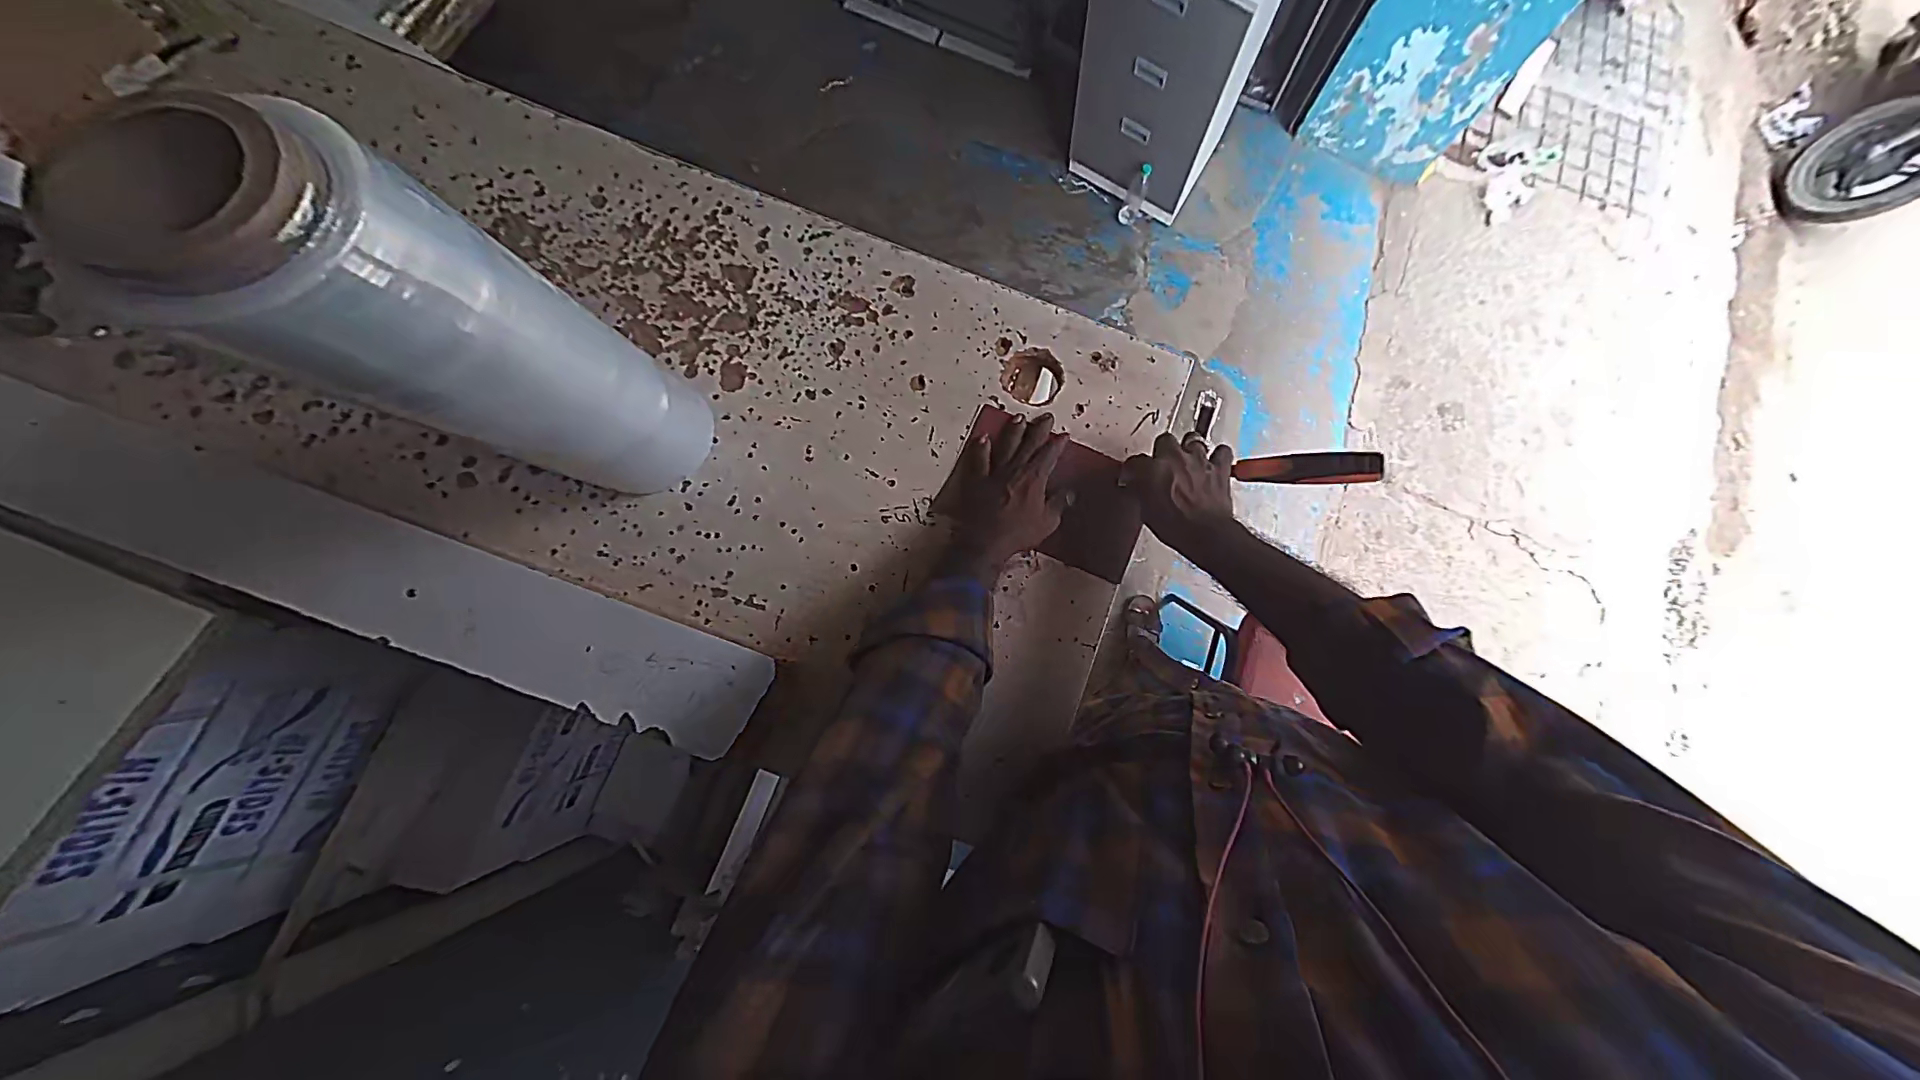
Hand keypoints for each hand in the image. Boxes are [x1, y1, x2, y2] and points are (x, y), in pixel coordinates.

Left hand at [940, 412, 1071, 577]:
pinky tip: (983, 438)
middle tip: (1045, 419)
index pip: (1049, 455)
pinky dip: (981, 447)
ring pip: (1006, 445)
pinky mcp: (977, 480)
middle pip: (1029, 443)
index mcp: (1034, 479)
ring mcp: (994, 473)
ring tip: (1019, 420)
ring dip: (1014, 431)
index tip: (1062, 436)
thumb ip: (1058, 505)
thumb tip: (1068, 495)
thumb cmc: (1015, 534)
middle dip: (1039, 429)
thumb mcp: (1047, 523)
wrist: (984, 542)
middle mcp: (1015, 471)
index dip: (1057, 444)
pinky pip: (979, 458)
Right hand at [1120, 432, 1240, 557]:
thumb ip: (1139, 491)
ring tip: (1186, 459)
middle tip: (1161, 463)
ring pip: (1193, 440)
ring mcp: (1199, 461)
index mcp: (1152, 469)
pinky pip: (1222, 451)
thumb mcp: (1146, 511)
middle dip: (1161, 449)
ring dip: (1188, 448)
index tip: (1133, 476)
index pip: (1135, 461)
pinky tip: (1213, 462)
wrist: (1205, 533)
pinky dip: (1218, 455)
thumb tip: (1135, 485)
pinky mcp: (1220, 468)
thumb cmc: (1177, 525)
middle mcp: (1175, 459)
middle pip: (1165, 440)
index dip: (1133, 469)